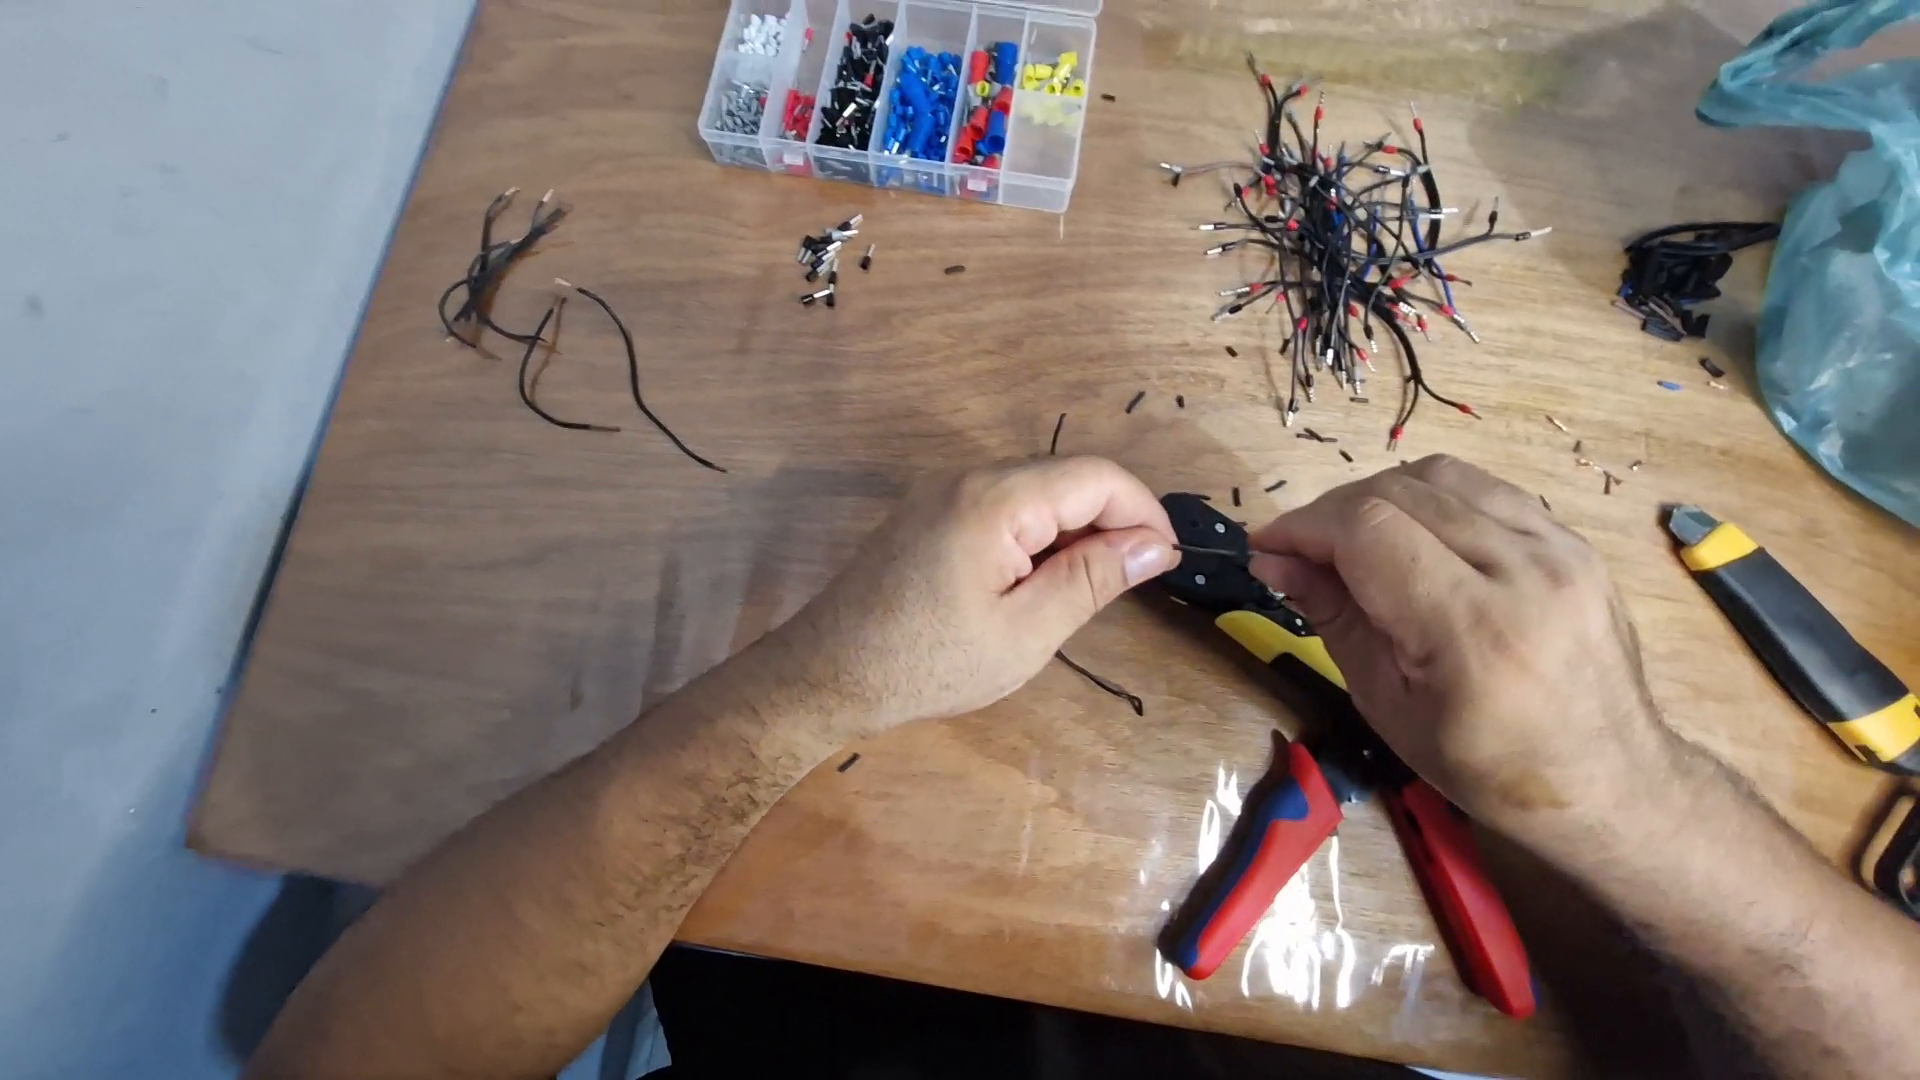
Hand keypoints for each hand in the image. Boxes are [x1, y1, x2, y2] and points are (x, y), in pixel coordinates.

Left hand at [767, 456, 1178, 734]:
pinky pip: (1001, 507)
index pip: (1095, 475)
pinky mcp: (929, 512)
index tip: (1163, 561)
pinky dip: (1033, 536)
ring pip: (1035, 493)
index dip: (1142, 511)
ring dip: (1070, 531)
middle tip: (1123, 585)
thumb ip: (1092, 579)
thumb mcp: (1024, 633)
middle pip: (1065, 478)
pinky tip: (1031, 582)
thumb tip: (1155, 545)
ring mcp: (942, 490)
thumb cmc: (927, 664)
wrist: (826, 673)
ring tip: (1078, 591)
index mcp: (994, 499)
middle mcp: (967, 477)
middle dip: (1108, 522)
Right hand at [1246, 455, 1680, 842]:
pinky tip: (1407, 533)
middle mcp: (1523, 571)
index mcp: (1471, 628)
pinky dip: (1424, 497)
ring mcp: (1558, 548)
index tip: (1267, 546)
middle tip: (1299, 550)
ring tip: (1349, 538)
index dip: (1304, 527)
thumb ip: (1331, 615)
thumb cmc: (1480, 760)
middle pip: (1396, 492)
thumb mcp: (1384, 700)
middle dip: (1328, 512)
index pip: (1368, 530)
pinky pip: (1480, 488)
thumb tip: (1271, 560)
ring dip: (1374, 497)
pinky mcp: (1570, 540)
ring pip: (1437, 476)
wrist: (1608, 779)